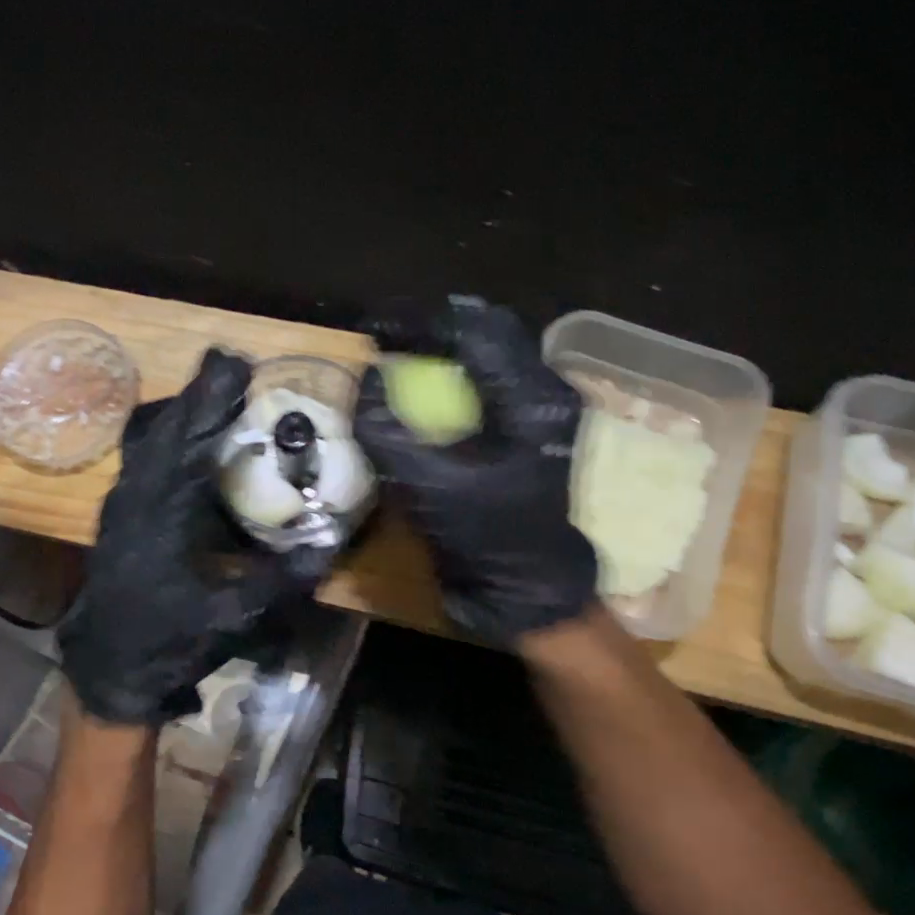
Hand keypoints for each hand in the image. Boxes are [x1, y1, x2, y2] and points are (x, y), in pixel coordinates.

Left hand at [57, 348, 332, 724]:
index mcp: (162, 512)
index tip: (236, 366)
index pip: (189, 440)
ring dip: (181, 410)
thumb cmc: (168, 641)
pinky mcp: (120, 511)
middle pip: (165, 426)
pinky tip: (189, 439)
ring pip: (148, 437)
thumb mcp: (233, 618)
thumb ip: (282, 582)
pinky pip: (143, 454)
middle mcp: (136, 495)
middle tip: (231, 366)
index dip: (212, 401)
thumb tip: (328, 544)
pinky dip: (168, 433)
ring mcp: (122, 501)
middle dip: (199, 393)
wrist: (107, 666)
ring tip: (215, 393)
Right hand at [353, 298, 598, 643]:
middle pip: (488, 331)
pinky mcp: (533, 429)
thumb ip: (388, 428)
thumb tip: (368, 377)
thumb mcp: (424, 483)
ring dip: (446, 347)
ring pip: (493, 352)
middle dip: (433, 328)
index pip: (474, 329)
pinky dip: (456, 374)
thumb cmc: (483, 537)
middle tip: (387, 338)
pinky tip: (426, 390)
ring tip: (401, 355)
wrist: (528, 591)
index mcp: (530, 399)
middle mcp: (546, 392)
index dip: (419, 322)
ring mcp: (544, 411)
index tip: (376, 329)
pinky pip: (493, 381)